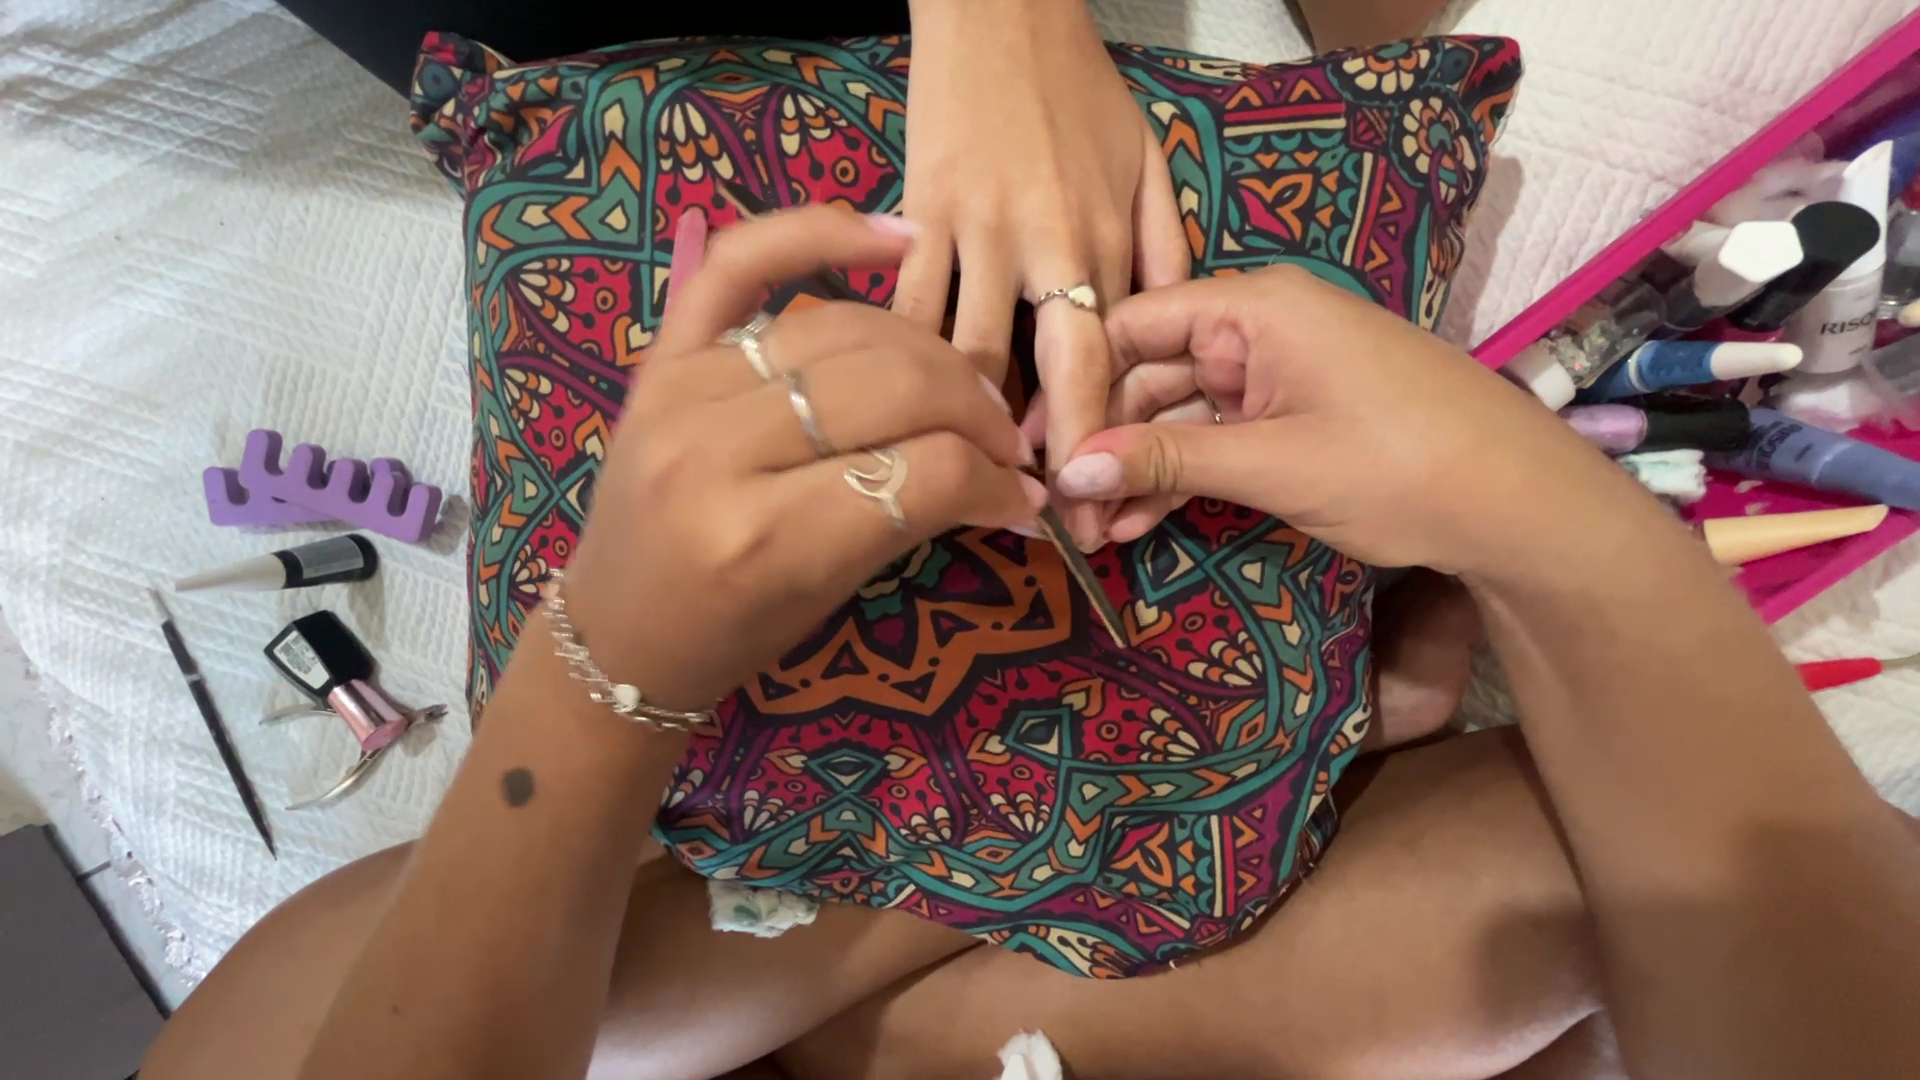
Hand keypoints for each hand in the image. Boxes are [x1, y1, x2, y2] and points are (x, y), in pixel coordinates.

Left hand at [562, 208, 1047, 709]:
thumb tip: (1016, 484)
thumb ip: (916, 520)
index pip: (926, 472)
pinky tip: (893, 238)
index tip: (1021, 494)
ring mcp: (681, 391)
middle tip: (1001, 438)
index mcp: (764, 537)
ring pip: (845, 328)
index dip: (994, 479)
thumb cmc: (730, 635)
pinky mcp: (662, 358)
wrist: (619, 631)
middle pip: (893, 385)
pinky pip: (740, 265)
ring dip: (929, 351)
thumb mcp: (831, 595)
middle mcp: (719, 452)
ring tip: (960, 387)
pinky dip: (817, 234)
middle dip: (974, 409)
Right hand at [895, 0, 1189, 547]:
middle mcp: (1048, 242)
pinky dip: (905, 360)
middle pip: (1047, 373)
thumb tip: (1173, 331)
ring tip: (968, 484)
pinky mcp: (920, 210)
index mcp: (1108, 236)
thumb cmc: (1077, 90)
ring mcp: (979, 226)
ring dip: (965, 424)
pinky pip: (909, 302)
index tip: (1100, 510)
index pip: (1107, 363)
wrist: (998, 7)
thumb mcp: (1148, 160)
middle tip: (1048, 528)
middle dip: (1047, 460)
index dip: (1100, 443)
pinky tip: (901, 410)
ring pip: (967, 350)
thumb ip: (1166, 246)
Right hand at [1048, 266, 1647, 574]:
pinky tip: (1137, 526)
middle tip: (1063, 510)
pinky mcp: (1282, 421)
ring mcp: (1269, 379)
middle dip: (1105, 447)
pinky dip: (1175, 482)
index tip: (1034, 442)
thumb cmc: (1399, 465)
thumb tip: (1068, 471)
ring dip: (1135, 474)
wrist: (1519, 511)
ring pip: (1174, 419)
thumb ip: (1164, 461)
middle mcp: (1255, 330)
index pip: (1133, 326)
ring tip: (1094, 533)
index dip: (1076, 384)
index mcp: (1254, 308)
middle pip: (1146, 379)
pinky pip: (1209, 443)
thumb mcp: (1270, 463)